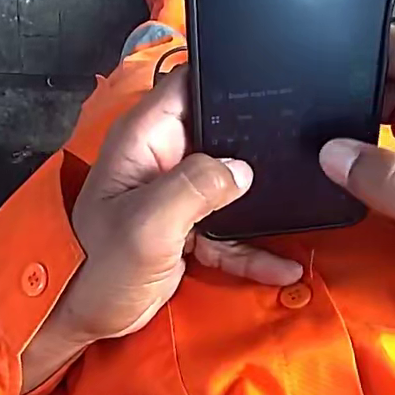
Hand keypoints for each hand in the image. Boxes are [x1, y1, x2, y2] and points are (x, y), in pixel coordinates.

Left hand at [22, 72, 303, 392]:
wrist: (85, 317)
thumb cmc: (99, 267)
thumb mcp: (147, 225)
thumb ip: (193, 188)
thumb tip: (244, 169)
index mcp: (145, 139)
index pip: (187, 84)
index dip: (226, 77)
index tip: (273, 83)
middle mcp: (164, 156)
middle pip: (220, 128)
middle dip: (258, 135)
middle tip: (308, 145)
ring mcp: (178, 191)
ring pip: (233, 179)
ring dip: (263, 197)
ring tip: (308, 200)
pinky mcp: (190, 224)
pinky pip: (231, 228)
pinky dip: (253, 247)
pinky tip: (285, 266)